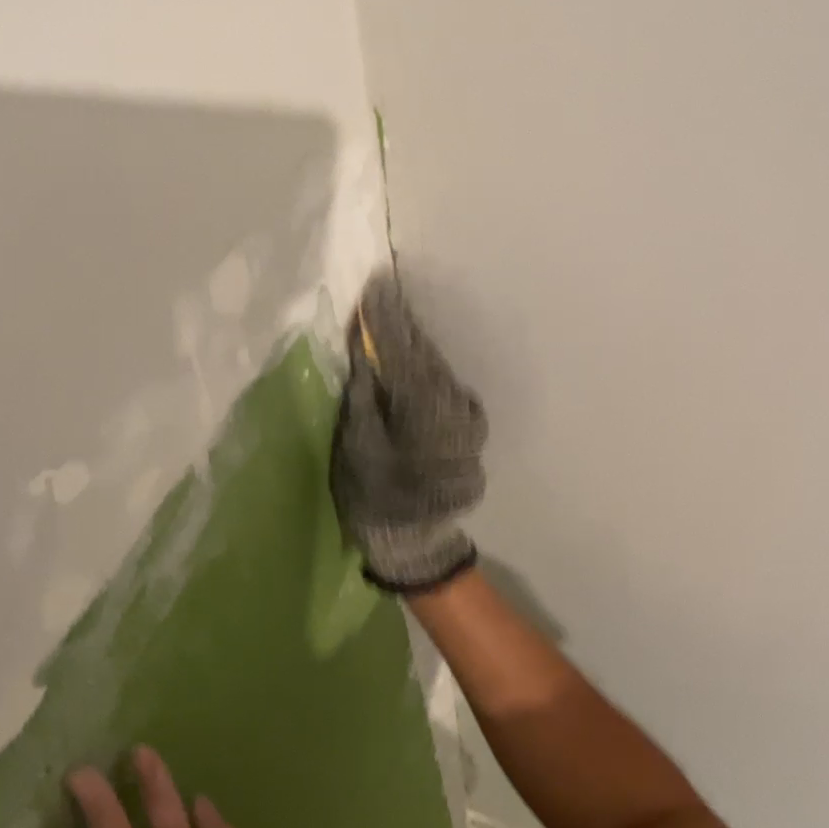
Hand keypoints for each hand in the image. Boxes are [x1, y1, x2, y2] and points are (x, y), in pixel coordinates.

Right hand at [332, 268, 488, 592]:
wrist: (412, 540)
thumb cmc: (373, 496)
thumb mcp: (356, 446)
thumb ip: (363, 396)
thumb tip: (364, 352)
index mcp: (422, 410)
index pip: (402, 352)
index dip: (386, 320)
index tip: (375, 287)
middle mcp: (453, 409)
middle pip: (425, 357)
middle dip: (404, 327)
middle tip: (385, 296)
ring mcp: (468, 422)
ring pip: (440, 372)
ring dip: (418, 348)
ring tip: (397, 322)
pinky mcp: (473, 433)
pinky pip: (450, 390)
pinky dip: (432, 373)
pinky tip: (420, 363)